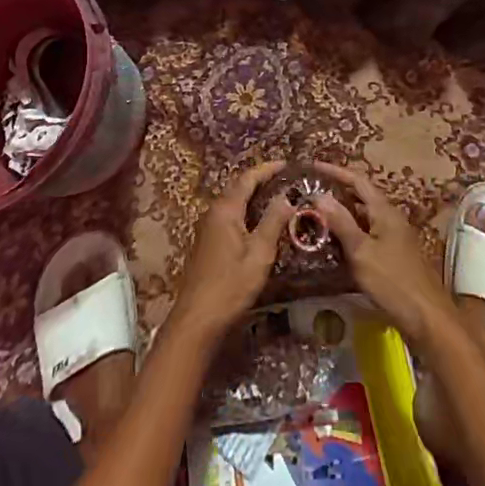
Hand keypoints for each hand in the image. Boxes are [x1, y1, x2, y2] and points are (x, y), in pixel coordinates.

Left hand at [173, 160, 292, 335]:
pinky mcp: (207, 245)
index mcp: (225, 210)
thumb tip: (287, 196)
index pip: (247, 179)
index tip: (287, 165)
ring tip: (277, 197)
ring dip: (253, 197)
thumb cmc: (231, 284)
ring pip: (233, 204)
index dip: (267, 169)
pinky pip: (230, 217)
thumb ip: (273, 221)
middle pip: (238, 188)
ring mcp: (207, 229)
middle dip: (261, 181)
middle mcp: (213, 213)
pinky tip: (260, 223)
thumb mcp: (260, 253)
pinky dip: (247, 212)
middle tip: (285, 179)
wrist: (197, 320)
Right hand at [311, 162, 454, 343]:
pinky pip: (366, 235)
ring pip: (363, 217)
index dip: (335, 171)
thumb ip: (341, 222)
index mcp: (384, 210)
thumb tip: (319, 195)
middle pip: (361, 197)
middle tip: (309, 192)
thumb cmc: (392, 280)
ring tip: (315, 216)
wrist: (426, 316)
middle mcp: (390, 218)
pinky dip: (348, 234)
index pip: (357, 180)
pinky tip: (333, 244)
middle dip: (336, 191)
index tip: (312, 166)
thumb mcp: (361, 251)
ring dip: (341, 214)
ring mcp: (393, 237)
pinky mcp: (392, 256)